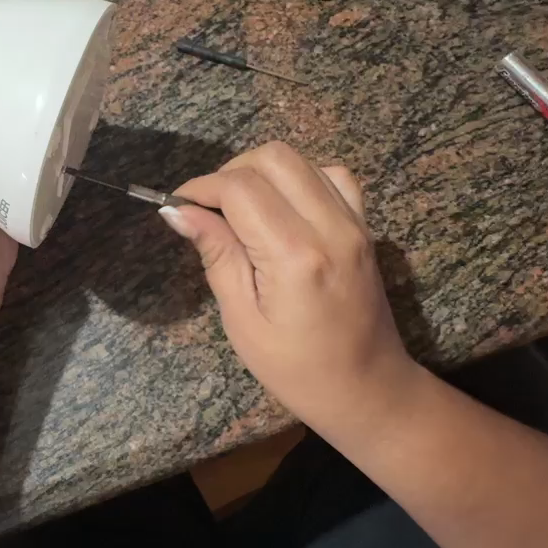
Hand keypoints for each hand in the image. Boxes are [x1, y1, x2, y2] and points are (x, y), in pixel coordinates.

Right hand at [161, 142, 418, 432]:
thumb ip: (217, 255)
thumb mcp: (242, 320)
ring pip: (301, 159)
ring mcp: (354, 222)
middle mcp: (330, 227)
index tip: (178, 205)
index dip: (201, 188)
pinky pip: (331, 176)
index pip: (241, 188)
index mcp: (295, 256)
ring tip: (241, 209)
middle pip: (273, 157)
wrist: (369, 389)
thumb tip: (178, 211)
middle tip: (209, 208)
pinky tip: (282, 208)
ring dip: (262, 172)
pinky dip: (299, 178)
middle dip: (230, 173)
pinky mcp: (364, 226)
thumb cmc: (296, 369)